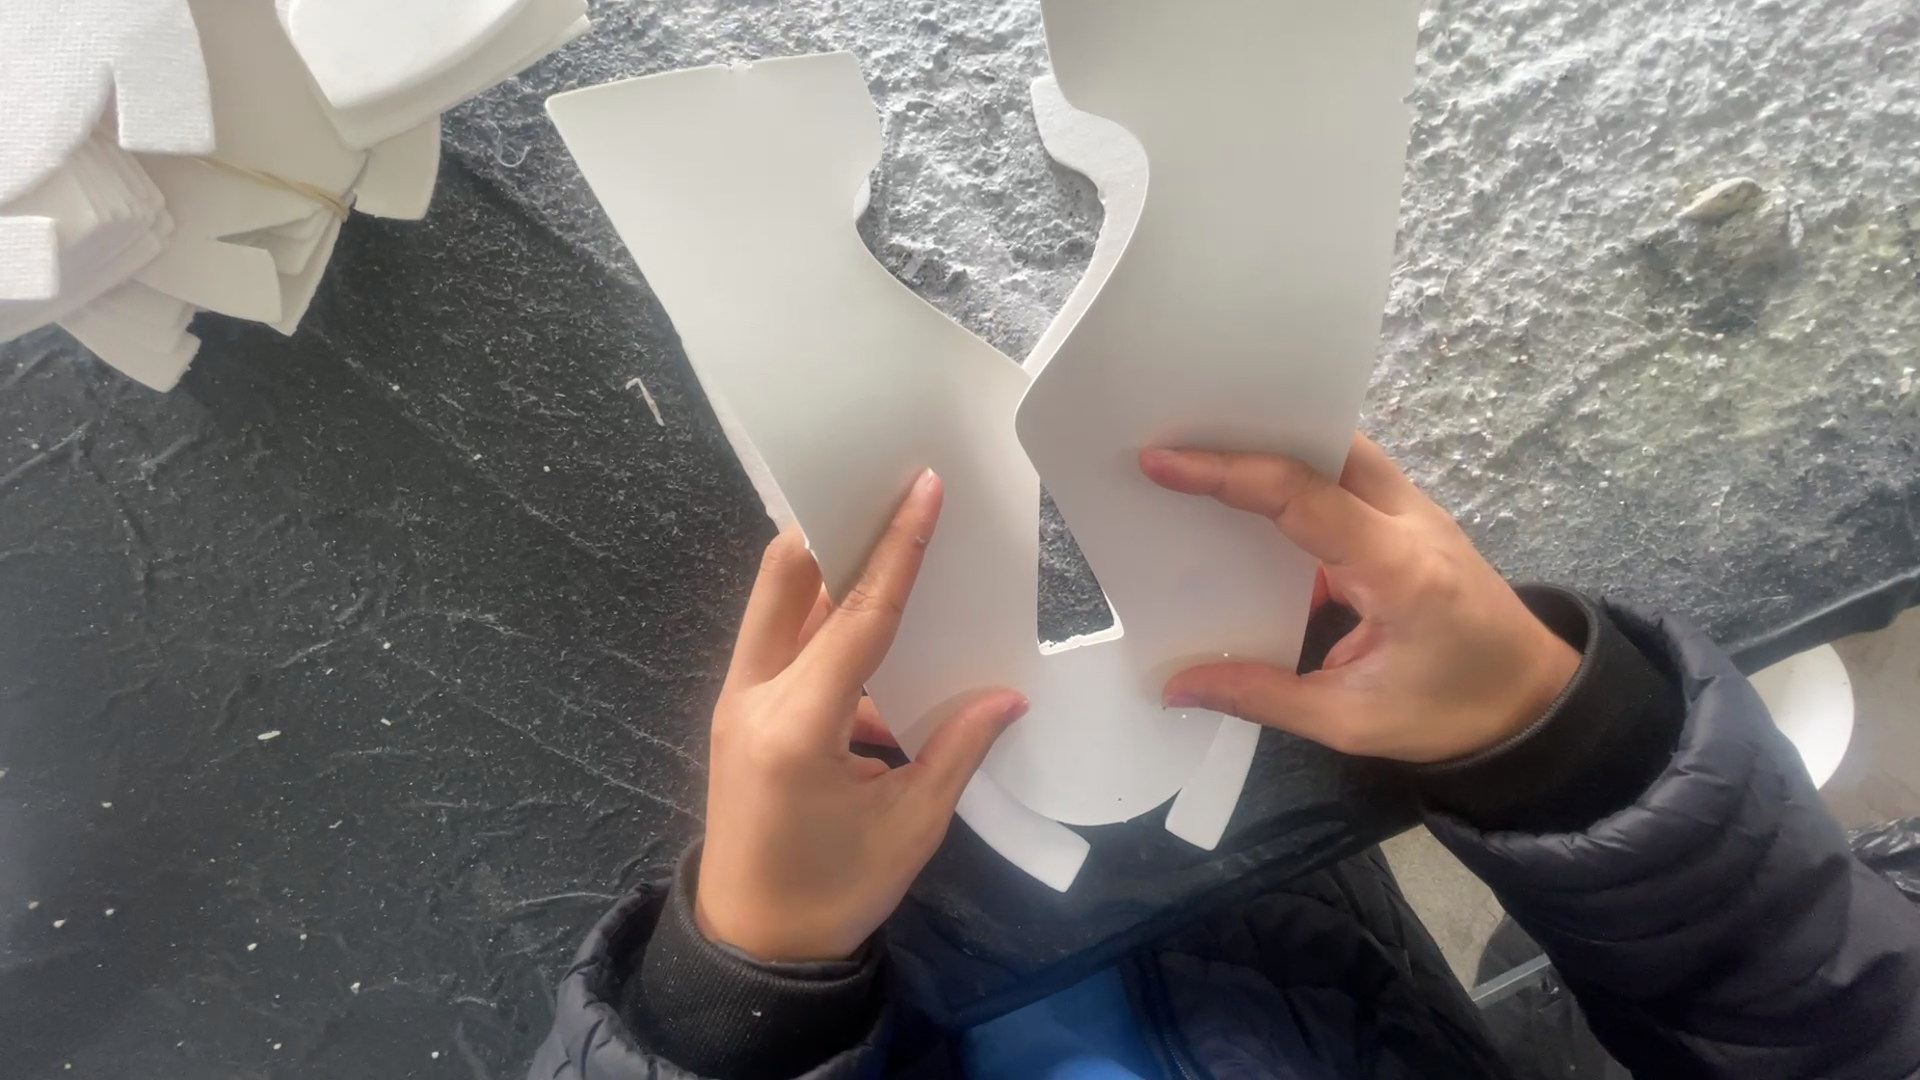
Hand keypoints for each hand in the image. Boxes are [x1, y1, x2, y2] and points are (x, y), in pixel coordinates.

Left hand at [696, 470, 1028, 961]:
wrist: (751, 948)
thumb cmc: (834, 893)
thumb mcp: (910, 827)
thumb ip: (958, 749)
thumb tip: (1009, 696)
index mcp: (796, 729)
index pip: (858, 616)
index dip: (897, 550)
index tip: (921, 489)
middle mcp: (754, 697)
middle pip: (782, 579)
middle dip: (829, 525)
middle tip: (879, 489)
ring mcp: (736, 699)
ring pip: (773, 600)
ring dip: (820, 560)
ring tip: (870, 526)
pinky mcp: (739, 708)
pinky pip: (777, 634)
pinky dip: (815, 605)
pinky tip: (855, 602)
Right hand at [1140, 436, 1578, 764]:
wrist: (1537, 704)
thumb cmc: (1451, 712)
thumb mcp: (1350, 721)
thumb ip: (1259, 696)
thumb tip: (1175, 685)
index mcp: (1398, 568)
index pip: (1301, 497)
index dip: (1224, 473)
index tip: (1160, 460)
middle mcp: (1410, 520)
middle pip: (1327, 445)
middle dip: (1251, 432)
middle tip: (1180, 434)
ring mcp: (1415, 512)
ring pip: (1340, 447)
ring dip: (1276, 440)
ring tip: (1204, 448)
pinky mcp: (1406, 519)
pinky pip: (1346, 472)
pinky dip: (1296, 465)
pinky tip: (1252, 488)